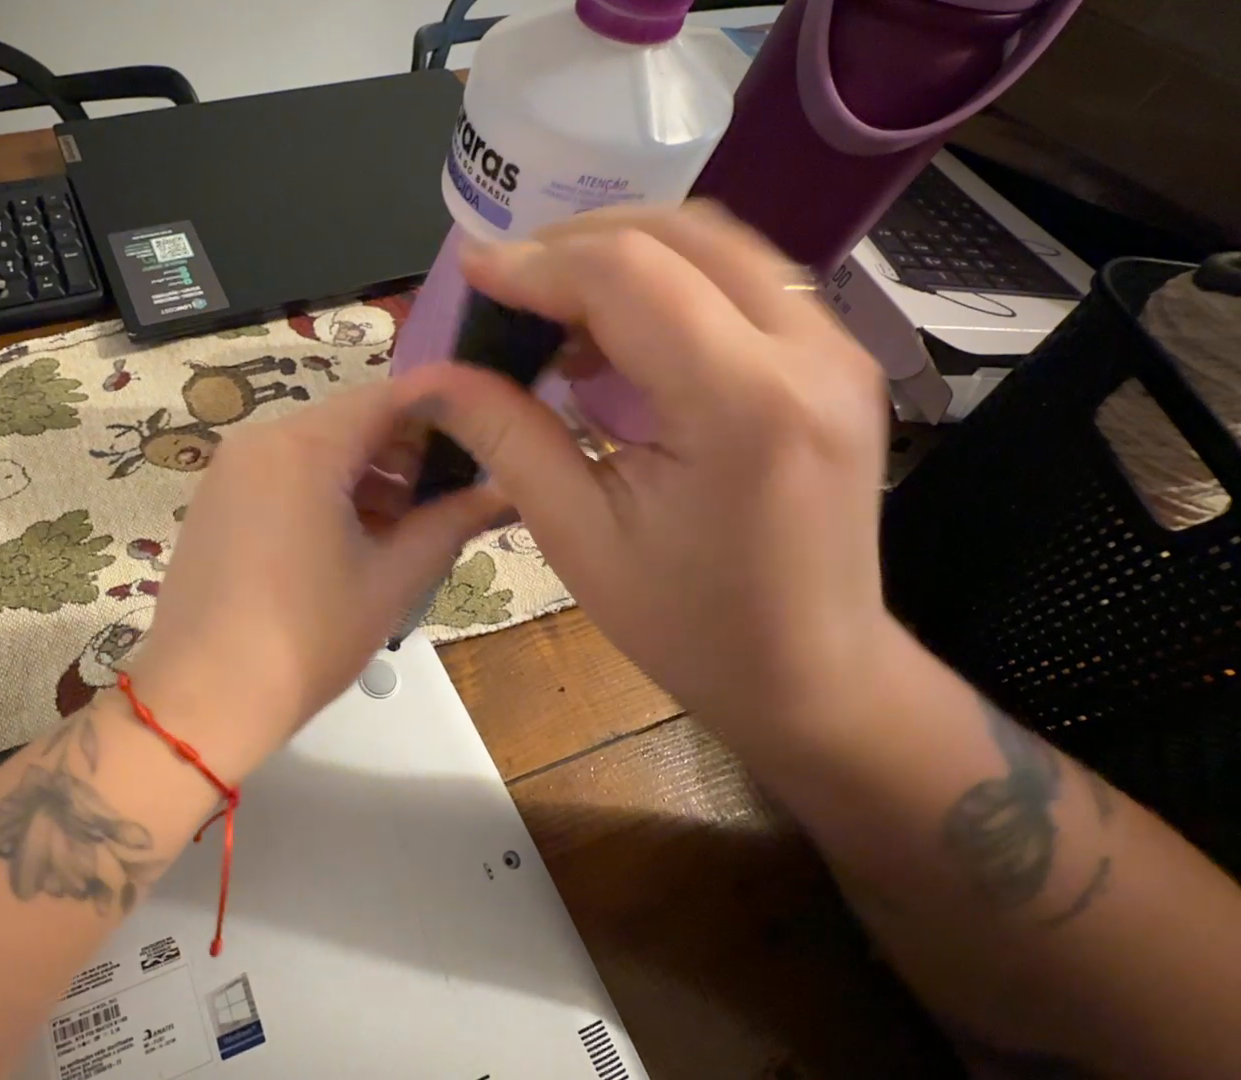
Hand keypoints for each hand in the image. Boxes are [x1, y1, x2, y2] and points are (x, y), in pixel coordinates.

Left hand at [127, 381, 508, 778]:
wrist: (201, 699)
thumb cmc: (303, 639)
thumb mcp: (390, 580)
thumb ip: (449, 523)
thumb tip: (502, 493)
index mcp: (302, 446)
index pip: (390, 398)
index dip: (447, 409)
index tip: (490, 435)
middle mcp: (258, 441)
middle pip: (352, 422)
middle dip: (410, 452)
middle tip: (459, 494)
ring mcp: (230, 471)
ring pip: (318, 451)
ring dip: (371, 477)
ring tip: (417, 525)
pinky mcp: (216, 502)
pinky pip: (285, 476)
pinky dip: (328, 493)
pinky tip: (362, 538)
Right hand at [402, 202, 895, 732]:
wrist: (811, 673)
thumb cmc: (686, 625)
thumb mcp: (577, 537)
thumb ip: (508, 438)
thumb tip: (436, 377)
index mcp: (741, 407)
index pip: (629, 276)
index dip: (537, 264)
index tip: (471, 271)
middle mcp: (809, 354)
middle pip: (681, 234)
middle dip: (577, 243)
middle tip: (506, 282)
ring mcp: (838, 351)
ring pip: (718, 245)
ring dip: (624, 255)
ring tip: (551, 304)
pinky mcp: (836, 362)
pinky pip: (743, 282)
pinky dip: (668, 283)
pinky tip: (616, 334)